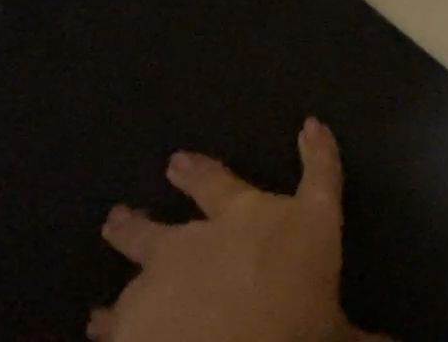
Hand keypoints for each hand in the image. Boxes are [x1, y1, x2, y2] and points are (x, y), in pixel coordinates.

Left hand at [90, 119, 376, 341]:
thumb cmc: (297, 327)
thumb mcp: (334, 327)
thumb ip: (351, 330)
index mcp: (303, 222)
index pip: (323, 172)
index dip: (319, 147)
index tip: (311, 125)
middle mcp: (241, 224)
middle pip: (218, 187)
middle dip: (197, 174)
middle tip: (174, 162)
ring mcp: (181, 257)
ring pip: (149, 236)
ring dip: (133, 227)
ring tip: (117, 219)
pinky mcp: (134, 301)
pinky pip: (118, 306)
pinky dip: (110, 313)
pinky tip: (96, 316)